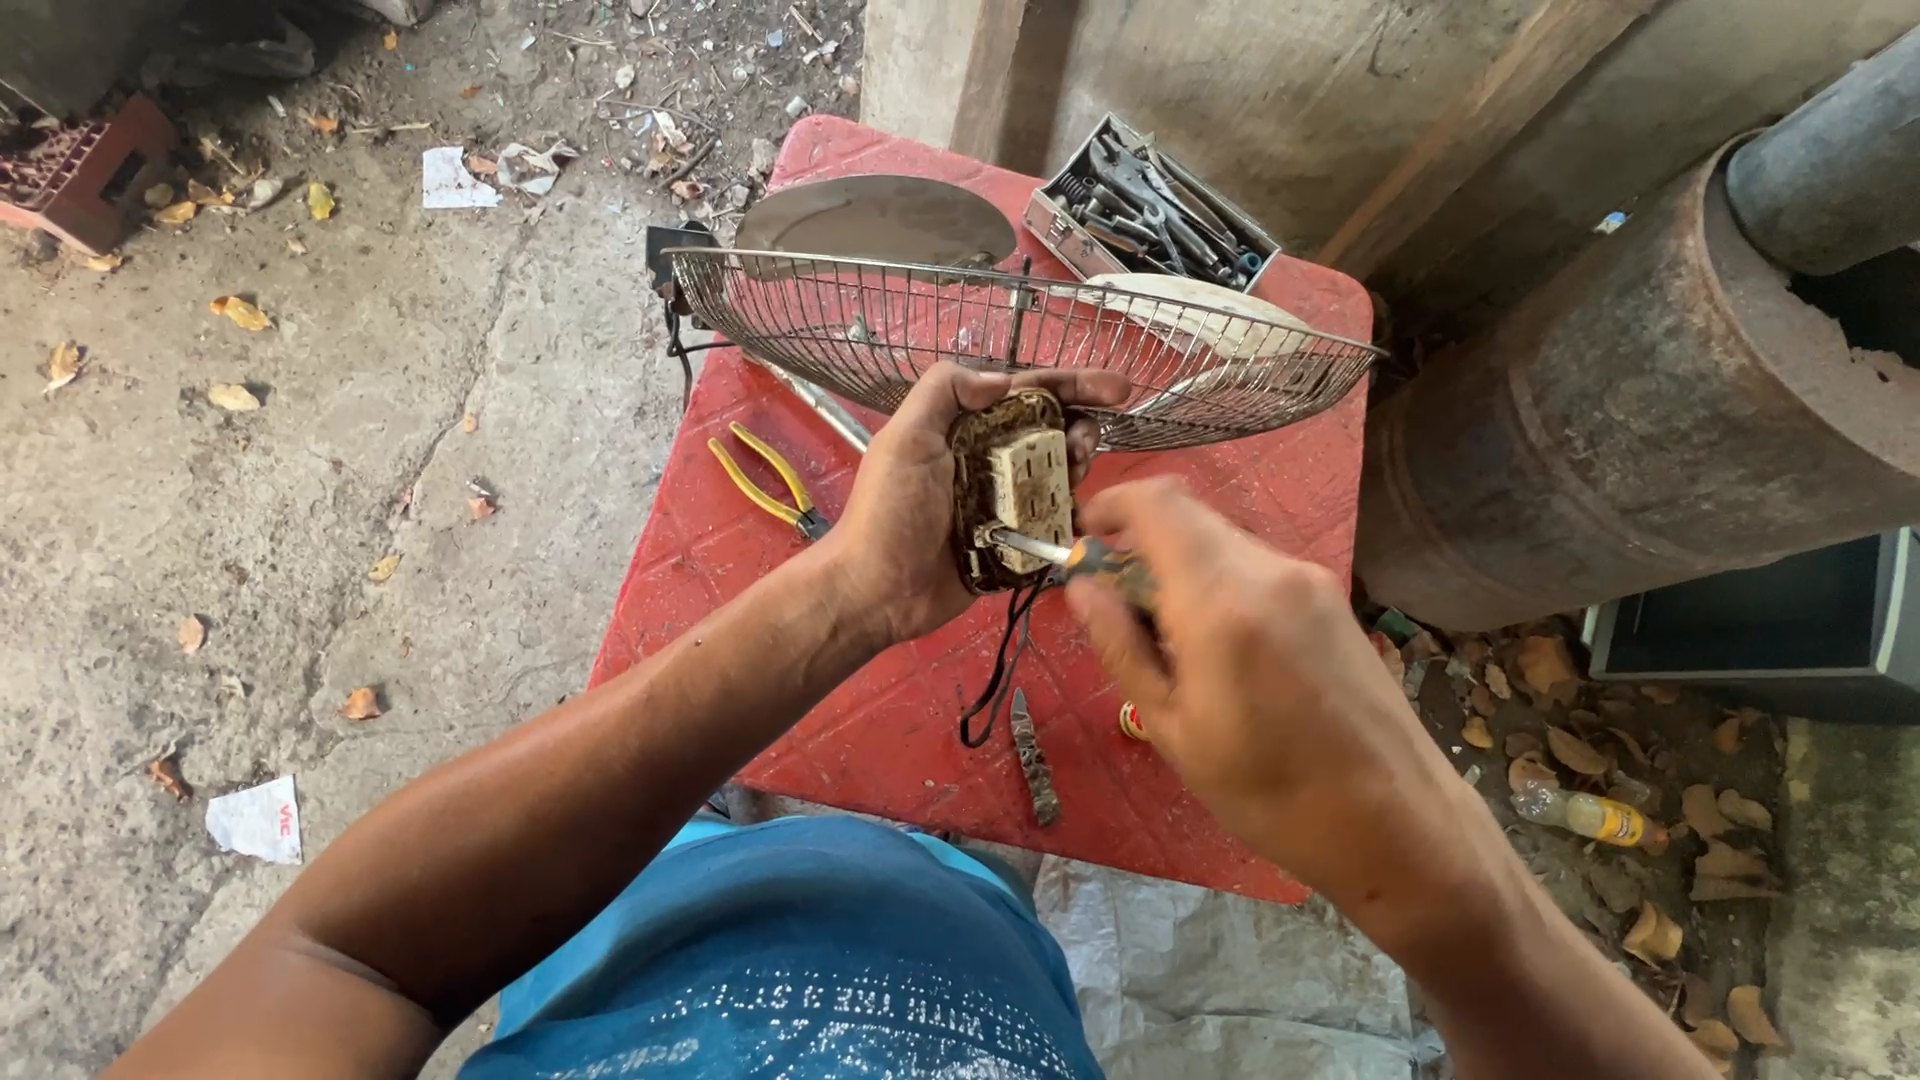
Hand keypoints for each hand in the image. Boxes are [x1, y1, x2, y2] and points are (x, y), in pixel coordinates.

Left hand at [820, 361, 1128, 644]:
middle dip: (1079, 427)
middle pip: (1049, 431)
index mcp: (964, 430)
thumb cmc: (889, 513)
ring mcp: (1003, 503)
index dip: (1071, 385)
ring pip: (1057, 474)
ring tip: (1077, 471)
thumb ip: (944, 391)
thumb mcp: (905, 439)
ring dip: (1077, 466)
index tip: (1117, 388)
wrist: (877, 591)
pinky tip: (1082, 516)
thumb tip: (1004, 379)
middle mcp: (987, 460)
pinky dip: (1073, 515)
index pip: (1025, 395)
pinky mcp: (1014, 543)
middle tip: (1086, 444)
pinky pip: (1054, 522)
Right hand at [1064, 479, 1511, 946]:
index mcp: (1221, 604)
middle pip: (1188, 517)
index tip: (1084, 534)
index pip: (1157, 504)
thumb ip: (1121, 646)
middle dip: (1140, 542)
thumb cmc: (1267, 793)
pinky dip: (1217, 581)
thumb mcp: (1172, 728)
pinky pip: (1255, 566)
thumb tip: (1081, 587)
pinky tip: (1217, 644)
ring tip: (1167, 637)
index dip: (1111, 503)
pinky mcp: (1332, 598)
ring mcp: (1308, 580)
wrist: (1399, 825)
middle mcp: (1269, 572)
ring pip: (1221, 541)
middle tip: (1116, 601)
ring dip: (1179, 565)